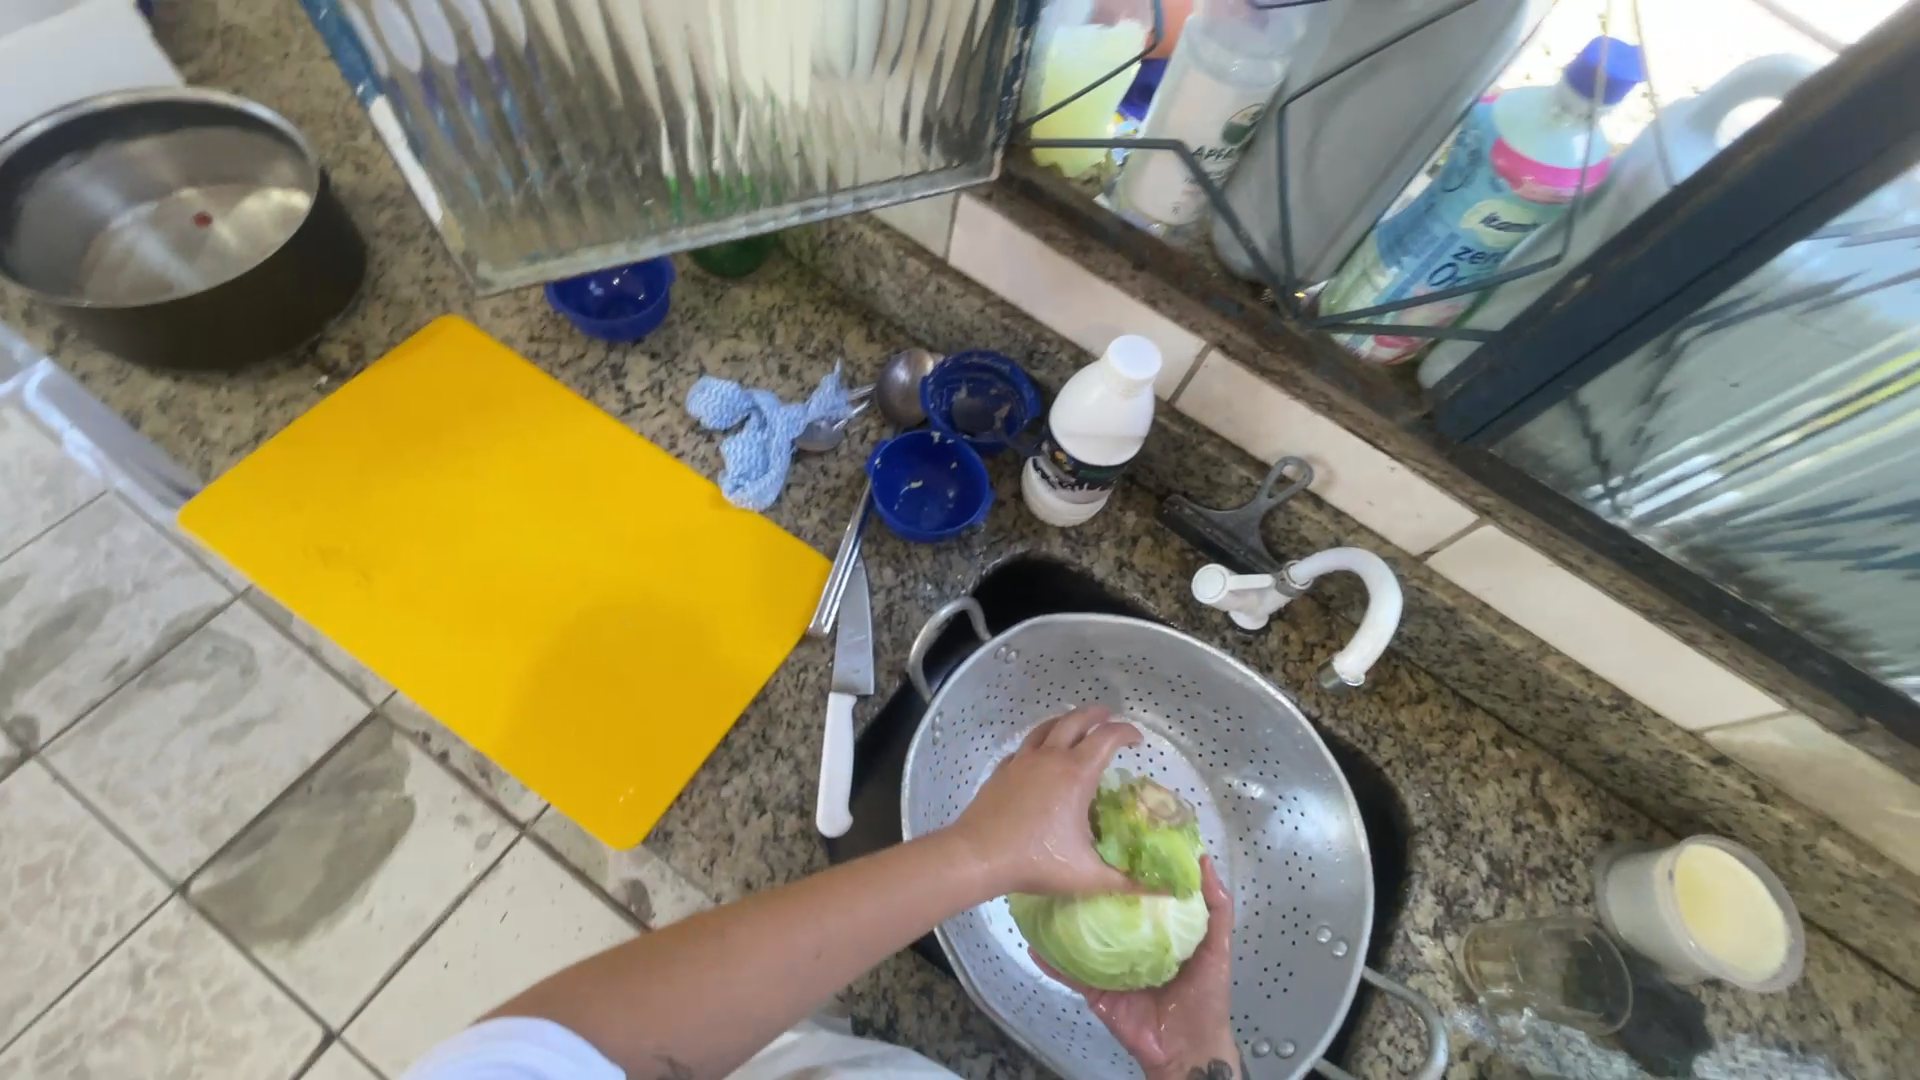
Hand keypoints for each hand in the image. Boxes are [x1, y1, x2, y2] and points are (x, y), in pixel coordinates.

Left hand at [947, 705, 1142, 896]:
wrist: (978, 854)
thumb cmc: (1036, 861)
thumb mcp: (1088, 876)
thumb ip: (1128, 881)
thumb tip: (1167, 892)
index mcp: (1075, 774)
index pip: (1107, 738)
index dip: (1126, 732)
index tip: (1137, 740)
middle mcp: (1050, 758)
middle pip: (1075, 720)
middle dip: (1096, 715)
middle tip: (1109, 716)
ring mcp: (1022, 761)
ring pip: (1047, 727)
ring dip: (1066, 721)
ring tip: (1076, 725)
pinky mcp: (1003, 770)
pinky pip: (1025, 747)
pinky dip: (1039, 743)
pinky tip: (1039, 756)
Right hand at [1035, 856, 1239, 1079]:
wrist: (1188, 1050)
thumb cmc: (1205, 997)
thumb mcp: (1217, 948)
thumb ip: (1216, 908)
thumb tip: (1203, 860)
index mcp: (1153, 928)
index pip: (1134, 891)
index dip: (1124, 868)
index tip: (1111, 837)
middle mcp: (1127, 940)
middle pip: (1102, 909)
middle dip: (1086, 887)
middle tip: (1068, 858)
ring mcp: (1107, 963)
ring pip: (1080, 935)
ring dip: (1060, 918)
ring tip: (1040, 893)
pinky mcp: (1094, 988)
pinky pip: (1068, 972)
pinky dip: (1050, 960)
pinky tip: (1032, 943)